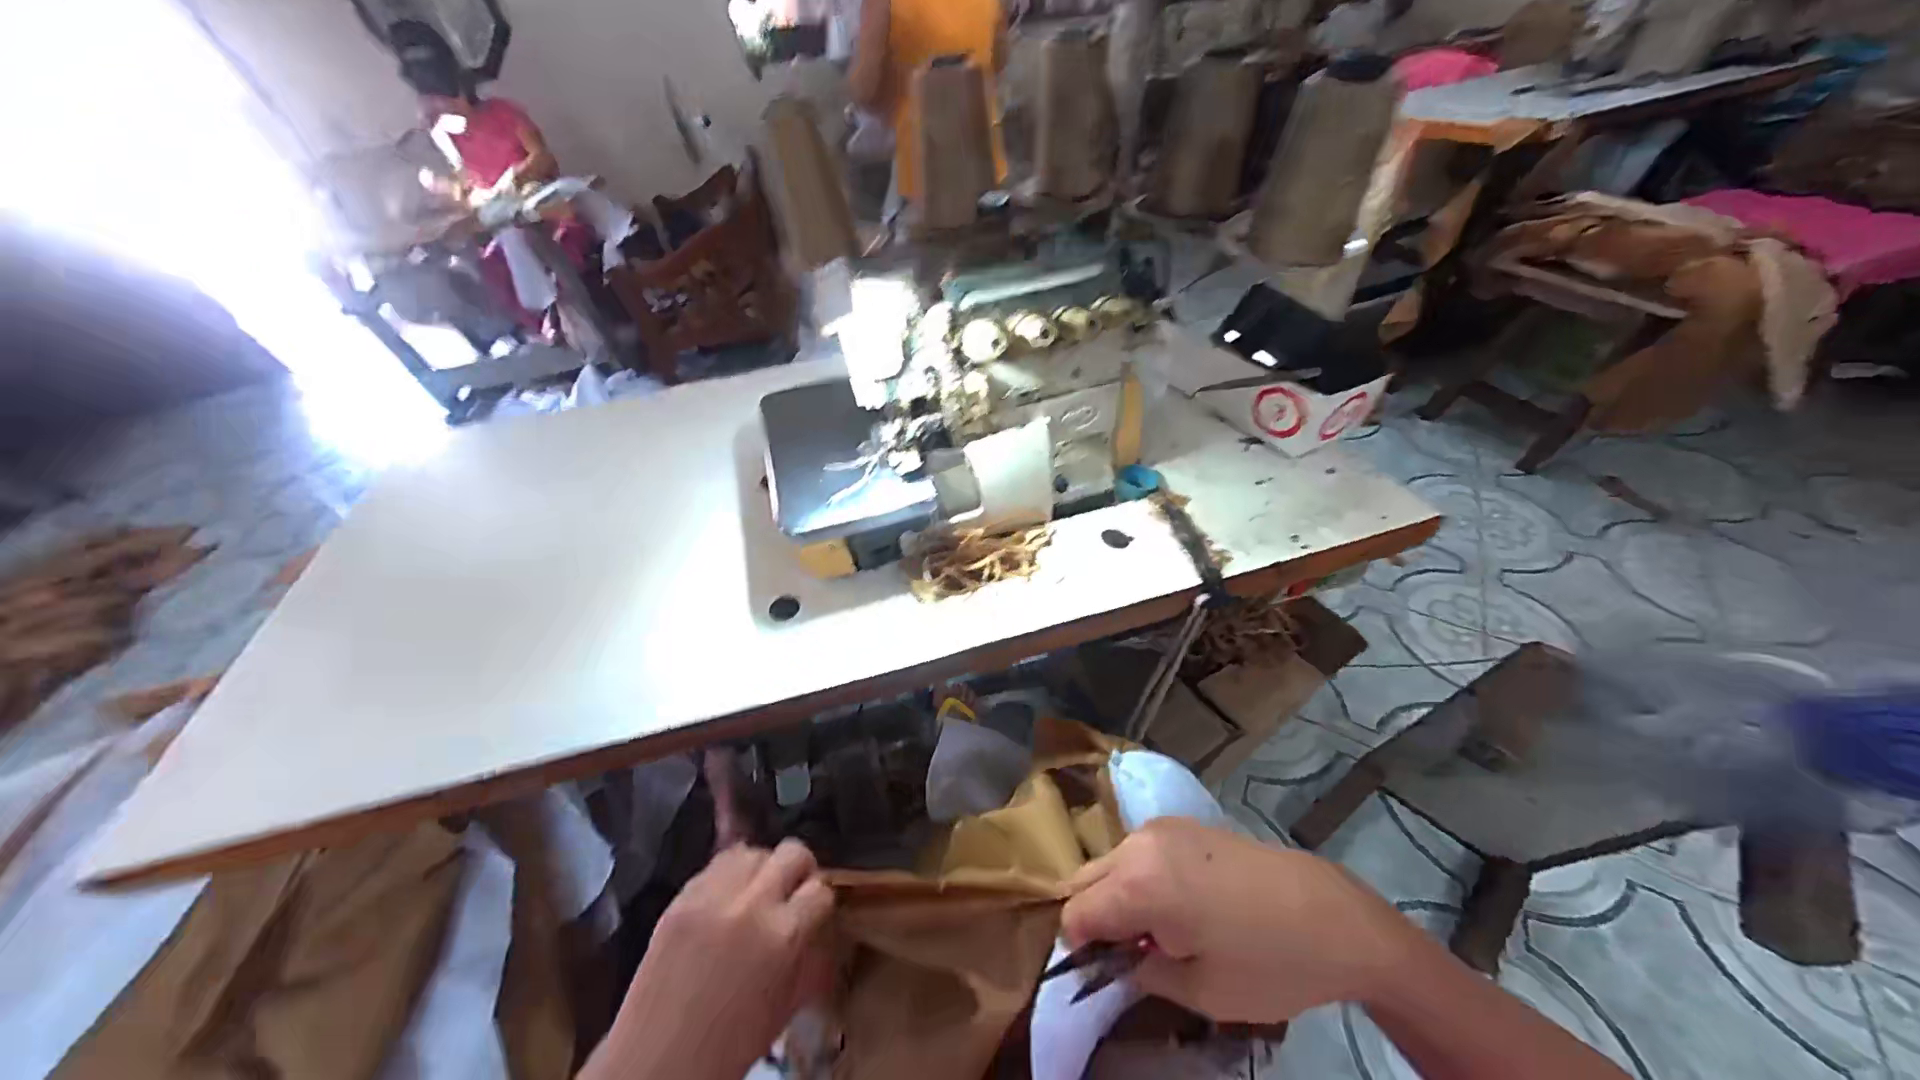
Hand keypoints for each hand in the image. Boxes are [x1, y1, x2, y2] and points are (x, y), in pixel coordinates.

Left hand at [583, 840, 835, 1079]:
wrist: (657, 1064)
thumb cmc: (730, 1044)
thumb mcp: (787, 1006)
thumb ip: (811, 959)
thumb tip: (822, 929)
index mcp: (783, 935)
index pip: (820, 890)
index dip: (821, 902)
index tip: (814, 913)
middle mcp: (751, 904)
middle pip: (793, 852)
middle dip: (800, 869)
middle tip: (793, 892)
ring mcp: (712, 896)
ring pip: (753, 850)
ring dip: (763, 868)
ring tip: (757, 892)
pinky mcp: (681, 897)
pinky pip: (717, 864)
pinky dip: (729, 873)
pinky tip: (728, 898)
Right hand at [1061, 818, 1422, 1023]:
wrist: (1335, 917)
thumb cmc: (1268, 962)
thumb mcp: (1200, 990)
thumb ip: (1141, 974)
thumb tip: (1118, 961)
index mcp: (1136, 883)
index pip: (1076, 913)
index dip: (1079, 948)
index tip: (1101, 973)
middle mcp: (1139, 844)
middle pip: (1085, 880)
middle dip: (1095, 918)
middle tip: (1127, 956)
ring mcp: (1162, 827)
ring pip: (1111, 864)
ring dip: (1117, 896)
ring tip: (1157, 932)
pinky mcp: (1184, 824)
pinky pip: (1140, 853)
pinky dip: (1140, 878)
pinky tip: (1178, 905)